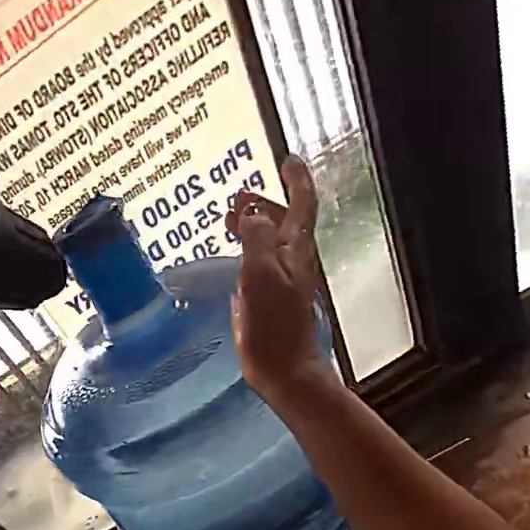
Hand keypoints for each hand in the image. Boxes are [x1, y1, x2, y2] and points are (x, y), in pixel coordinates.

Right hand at [225, 156, 338, 402]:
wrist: (284, 370)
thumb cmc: (273, 325)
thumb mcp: (261, 273)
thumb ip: (256, 237)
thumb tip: (252, 214)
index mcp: (295, 250)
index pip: (302, 204)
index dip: (296, 179)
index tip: (286, 159)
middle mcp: (293, 262)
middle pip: (283, 222)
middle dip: (263, 203)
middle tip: (235, 198)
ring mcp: (284, 283)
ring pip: (271, 243)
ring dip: (252, 227)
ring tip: (227, 223)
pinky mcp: (272, 302)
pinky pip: (261, 265)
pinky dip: (247, 253)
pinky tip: (232, 261)